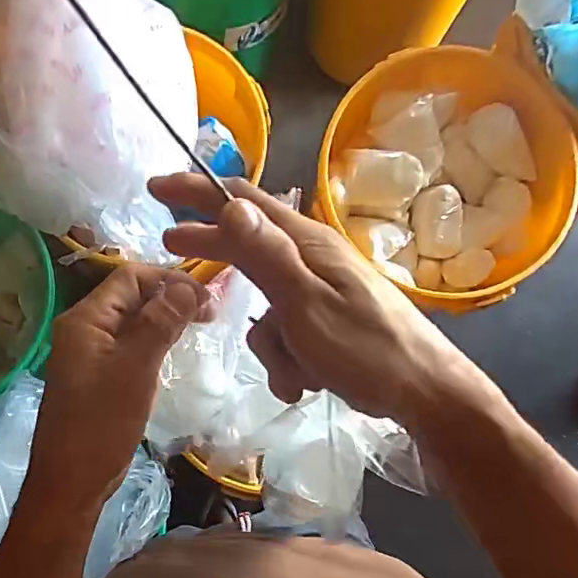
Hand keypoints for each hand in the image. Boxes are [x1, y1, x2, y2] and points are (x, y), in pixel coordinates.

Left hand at [24, 262, 209, 511]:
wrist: (72, 481)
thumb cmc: (101, 424)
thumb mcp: (136, 368)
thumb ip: (160, 323)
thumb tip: (188, 287)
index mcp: (85, 320)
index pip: (130, 278)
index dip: (170, 279)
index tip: (208, 296)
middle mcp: (84, 331)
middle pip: (131, 298)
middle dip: (170, 297)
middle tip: (210, 313)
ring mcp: (90, 356)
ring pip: (132, 324)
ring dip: (165, 320)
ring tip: (200, 327)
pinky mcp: (99, 378)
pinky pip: (129, 348)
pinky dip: (154, 343)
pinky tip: (175, 351)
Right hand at [151, 174, 493, 426]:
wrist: (420, 390)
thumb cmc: (365, 348)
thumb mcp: (306, 304)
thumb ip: (267, 257)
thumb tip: (230, 206)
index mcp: (306, 244)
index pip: (243, 204)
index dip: (197, 192)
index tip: (158, 187)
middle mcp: (311, 260)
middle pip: (248, 249)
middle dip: (214, 255)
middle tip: (171, 243)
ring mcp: (318, 293)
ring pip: (266, 311)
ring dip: (272, 346)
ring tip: (295, 372)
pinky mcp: (324, 323)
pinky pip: (287, 336)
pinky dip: (290, 361)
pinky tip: (307, 381)